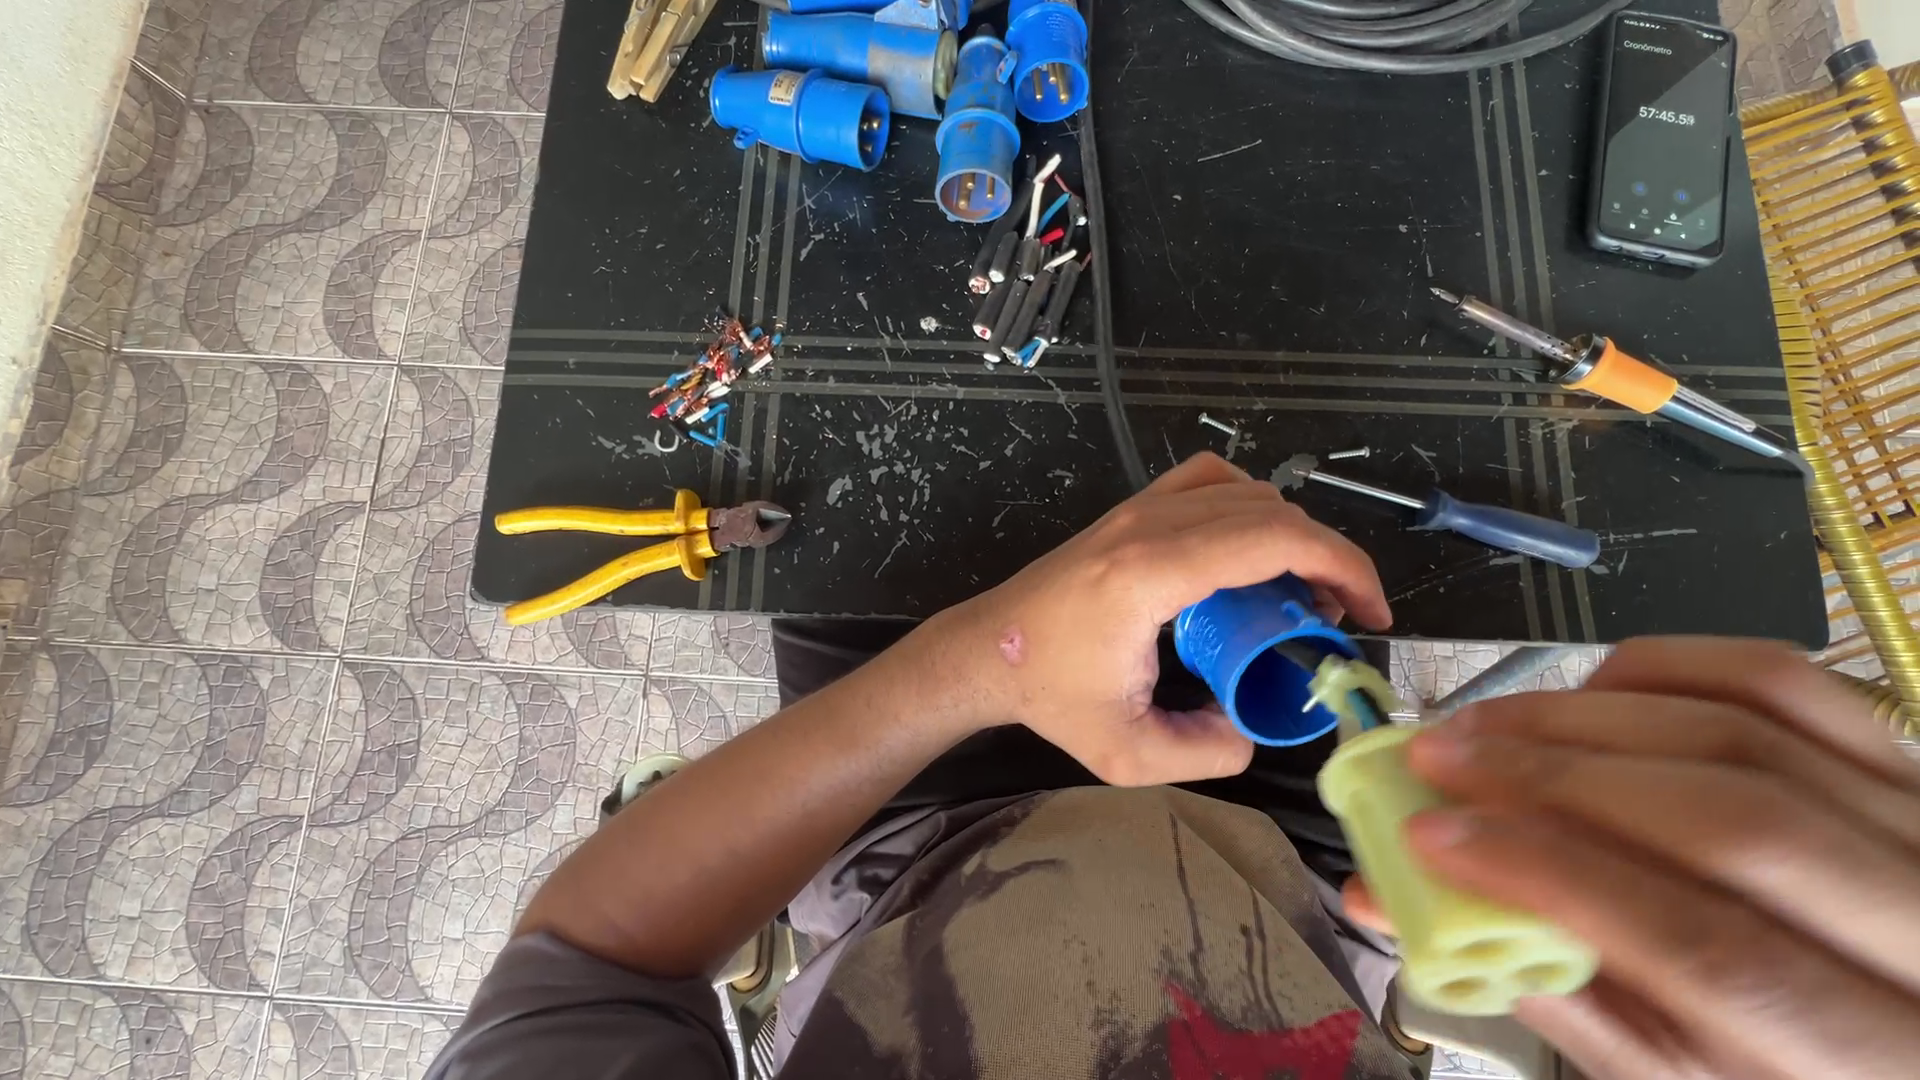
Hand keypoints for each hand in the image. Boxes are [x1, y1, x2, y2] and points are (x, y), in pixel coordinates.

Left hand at [938, 452, 1390, 787]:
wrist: (988, 651)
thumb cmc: (1049, 696)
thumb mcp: (1128, 752)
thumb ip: (1206, 751)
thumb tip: (1256, 728)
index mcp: (1151, 575)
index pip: (1273, 539)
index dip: (1344, 567)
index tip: (1370, 615)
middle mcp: (1146, 527)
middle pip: (1269, 510)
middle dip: (1328, 557)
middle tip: (1339, 617)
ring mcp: (1133, 511)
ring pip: (1241, 488)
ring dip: (1289, 531)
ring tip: (1299, 587)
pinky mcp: (1126, 513)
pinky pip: (1202, 481)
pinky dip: (1244, 502)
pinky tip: (1247, 548)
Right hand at [1376, 638, 1919, 1079]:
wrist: (1909, 1026)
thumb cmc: (1773, 1062)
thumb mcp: (1669, 1073)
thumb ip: (1536, 979)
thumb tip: (1381, 894)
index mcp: (1882, 1059)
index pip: (1712, 950)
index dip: (1551, 875)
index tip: (1428, 833)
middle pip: (1733, 821)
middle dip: (1549, 776)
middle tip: (1435, 755)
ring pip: (1742, 732)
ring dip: (1573, 713)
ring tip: (1475, 722)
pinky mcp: (1905, 762)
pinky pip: (1776, 680)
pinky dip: (1654, 666)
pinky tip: (1579, 691)